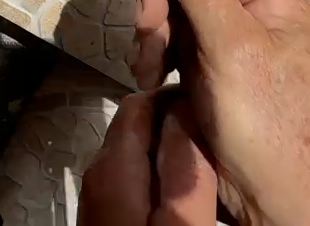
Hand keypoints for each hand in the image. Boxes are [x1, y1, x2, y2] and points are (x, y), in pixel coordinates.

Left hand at [78, 91, 219, 225]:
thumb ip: (184, 166)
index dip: (174, 96)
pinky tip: (184, 189)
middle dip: (172, 121)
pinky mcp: (104, 213)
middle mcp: (98, 169)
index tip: (209, 105)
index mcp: (111, 163)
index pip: (139, 102)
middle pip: (135, 124)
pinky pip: (132, 177)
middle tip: (212, 134)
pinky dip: (158, 173)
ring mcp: (98, 193)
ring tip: (206, 160)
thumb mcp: (180, 221)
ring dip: (167, 149)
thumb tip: (186, 108)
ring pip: (135, 151)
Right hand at [133, 0, 309, 225]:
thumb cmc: (269, 123)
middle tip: (148, 31)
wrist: (278, 205)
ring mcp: (225, 41)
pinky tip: (149, 78)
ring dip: (152, 30)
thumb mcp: (234, 50)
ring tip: (147, 68)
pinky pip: (170, 40)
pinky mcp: (205, 69)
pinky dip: (153, 53)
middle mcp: (249, 12)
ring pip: (175, 6)